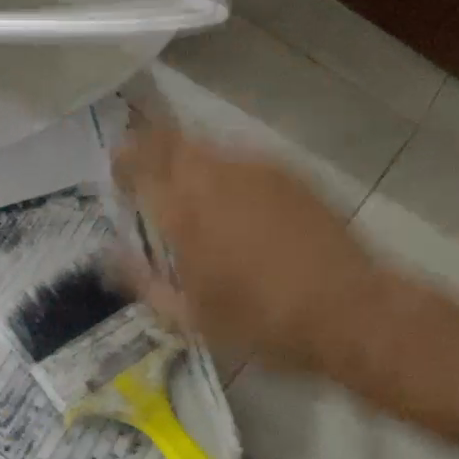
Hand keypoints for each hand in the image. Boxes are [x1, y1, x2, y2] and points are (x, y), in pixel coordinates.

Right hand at [112, 130, 390, 370]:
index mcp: (180, 207)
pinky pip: (242, 157)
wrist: (350, 310)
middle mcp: (210, 173)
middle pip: (167, 138)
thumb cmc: (262, 320)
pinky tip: (240, 198)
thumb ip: (142, 281)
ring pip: (205, 144)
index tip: (118, 173)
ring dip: (189, 156)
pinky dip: (228, 169)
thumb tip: (108, 257)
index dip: (122, 160)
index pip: (135, 162)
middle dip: (150, 144)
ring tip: (193, 183)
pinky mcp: (286, 170)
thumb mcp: (191, 316)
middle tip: (147, 164)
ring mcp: (251, 166)